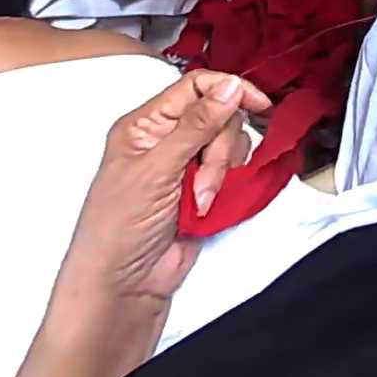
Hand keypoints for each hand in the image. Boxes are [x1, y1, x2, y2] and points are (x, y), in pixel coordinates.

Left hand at [71, 69, 271, 302]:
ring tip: (200, 199)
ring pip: (230, 140)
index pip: (195, 86)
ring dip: (221, 169)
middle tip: (203, 176)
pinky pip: (233, 167)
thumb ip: (197, 125)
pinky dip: (228, 183)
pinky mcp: (205, 186)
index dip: (227, 89)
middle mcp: (168, 137)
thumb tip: (230, 86)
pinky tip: (209, 203)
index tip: (256, 101)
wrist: (124, 290)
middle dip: (220, 146)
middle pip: (219, 114)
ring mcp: (188, 163)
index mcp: (146, 124)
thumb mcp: (156, 169)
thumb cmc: (119, 228)